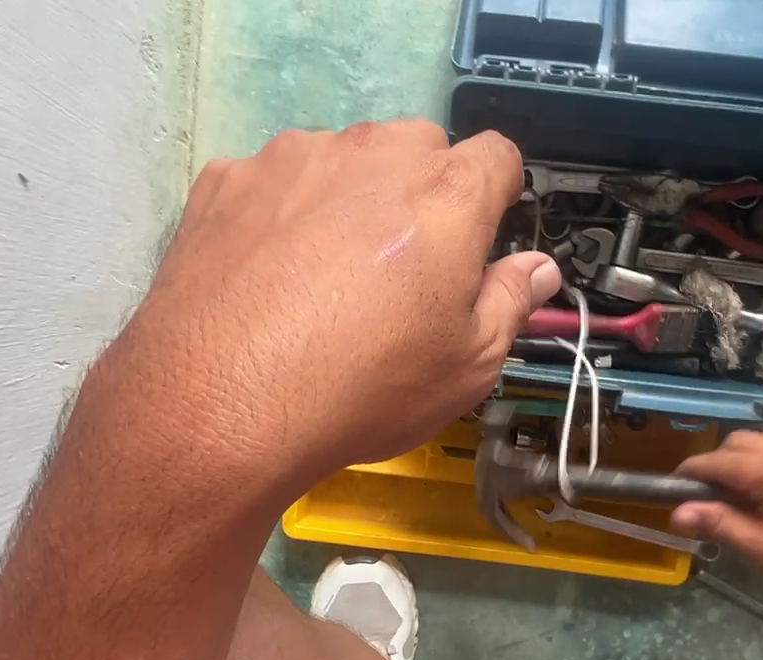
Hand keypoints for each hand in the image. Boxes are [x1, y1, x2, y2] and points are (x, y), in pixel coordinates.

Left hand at [113, 120, 559, 495]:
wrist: (225, 405)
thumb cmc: (366, 389)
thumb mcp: (466, 368)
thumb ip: (510, 304)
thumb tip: (537, 268)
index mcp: (445, 197)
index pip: (497, 156)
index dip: (495, 197)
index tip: (476, 243)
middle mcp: (370, 156)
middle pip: (417, 151)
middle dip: (422, 197)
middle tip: (400, 274)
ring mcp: (290, 160)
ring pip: (343, 162)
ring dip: (350, 202)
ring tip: (326, 282)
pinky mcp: (225, 181)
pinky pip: (274, 184)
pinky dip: (283, 215)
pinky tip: (270, 278)